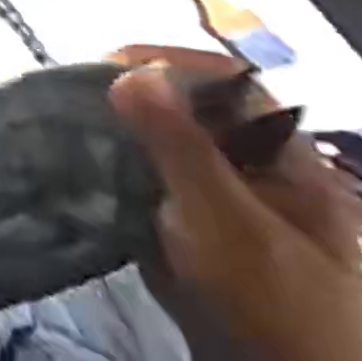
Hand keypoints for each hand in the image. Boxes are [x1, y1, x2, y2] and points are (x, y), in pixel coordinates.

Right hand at [108, 46, 361, 360]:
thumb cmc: (264, 298)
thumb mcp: (223, 220)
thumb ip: (178, 145)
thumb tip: (128, 70)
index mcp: (290, 164)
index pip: (235, 87)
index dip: (174, 65)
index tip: (108, 63)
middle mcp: (258, 170)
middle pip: (193, 107)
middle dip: (134, 92)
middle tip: (79, 91)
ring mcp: (220, 195)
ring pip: (161, 137)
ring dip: (117, 123)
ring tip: (70, 118)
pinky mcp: (184, 217)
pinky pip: (144, 167)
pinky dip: (111, 154)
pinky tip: (81, 154)